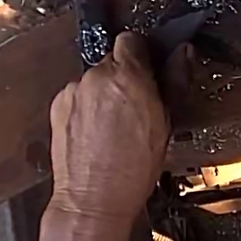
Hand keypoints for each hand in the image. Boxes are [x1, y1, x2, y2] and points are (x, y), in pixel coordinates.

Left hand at [48, 32, 168, 228]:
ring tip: (112, 126)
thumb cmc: (131, 170)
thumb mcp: (166, 124)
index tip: (146, 69)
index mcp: (128, 77)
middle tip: (134, 106)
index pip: (131, 40)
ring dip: (102, 93)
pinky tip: (95, 132)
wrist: (93, 199)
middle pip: (111, 61)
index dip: (141, 55)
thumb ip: (174, 80)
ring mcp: (74, 90)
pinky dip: (85, 108)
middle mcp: (96, 77)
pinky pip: (76, 96)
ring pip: (93, 80)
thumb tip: (182, 53)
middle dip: (123, 78)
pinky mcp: (58, 105)